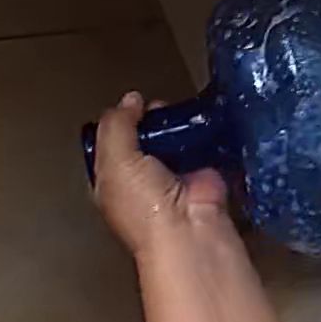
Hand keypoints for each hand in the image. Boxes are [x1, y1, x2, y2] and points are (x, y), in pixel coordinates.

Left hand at [93, 91, 230, 260]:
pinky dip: (207, 129)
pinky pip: (205, 142)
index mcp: (113, 177)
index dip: (122, 119)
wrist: (187, 222)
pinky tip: (207, 118)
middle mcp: (143, 174)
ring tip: (187, 109)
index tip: (135, 102)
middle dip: (154, 118)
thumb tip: (130, 99)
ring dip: (182, 122)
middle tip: (163, 105)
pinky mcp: (205, 167)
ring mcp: (176, 170)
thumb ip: (118, 127)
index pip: (113, 139)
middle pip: (148, 135)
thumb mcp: (116, 161)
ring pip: (177, 136)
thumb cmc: (143, 202)